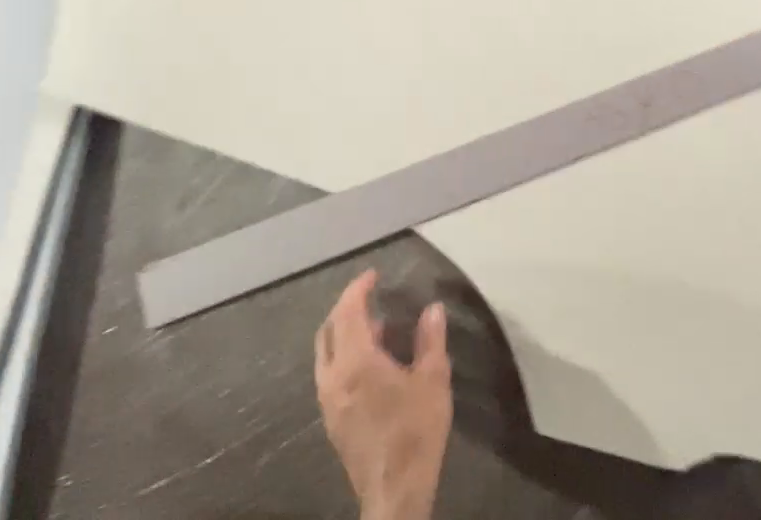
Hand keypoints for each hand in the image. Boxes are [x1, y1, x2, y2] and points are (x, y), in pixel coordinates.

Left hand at [315, 270, 451, 519]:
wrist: (395, 486)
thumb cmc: (417, 428)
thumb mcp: (434, 378)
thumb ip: (430, 340)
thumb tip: (431, 309)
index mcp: (356, 365)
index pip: (347, 315)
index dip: (357, 290)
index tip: (373, 274)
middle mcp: (333, 379)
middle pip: (328, 333)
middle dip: (346, 308)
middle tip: (370, 294)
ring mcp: (328, 401)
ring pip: (327, 355)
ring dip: (346, 332)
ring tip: (377, 324)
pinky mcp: (332, 418)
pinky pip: (332, 373)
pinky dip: (346, 354)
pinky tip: (374, 359)